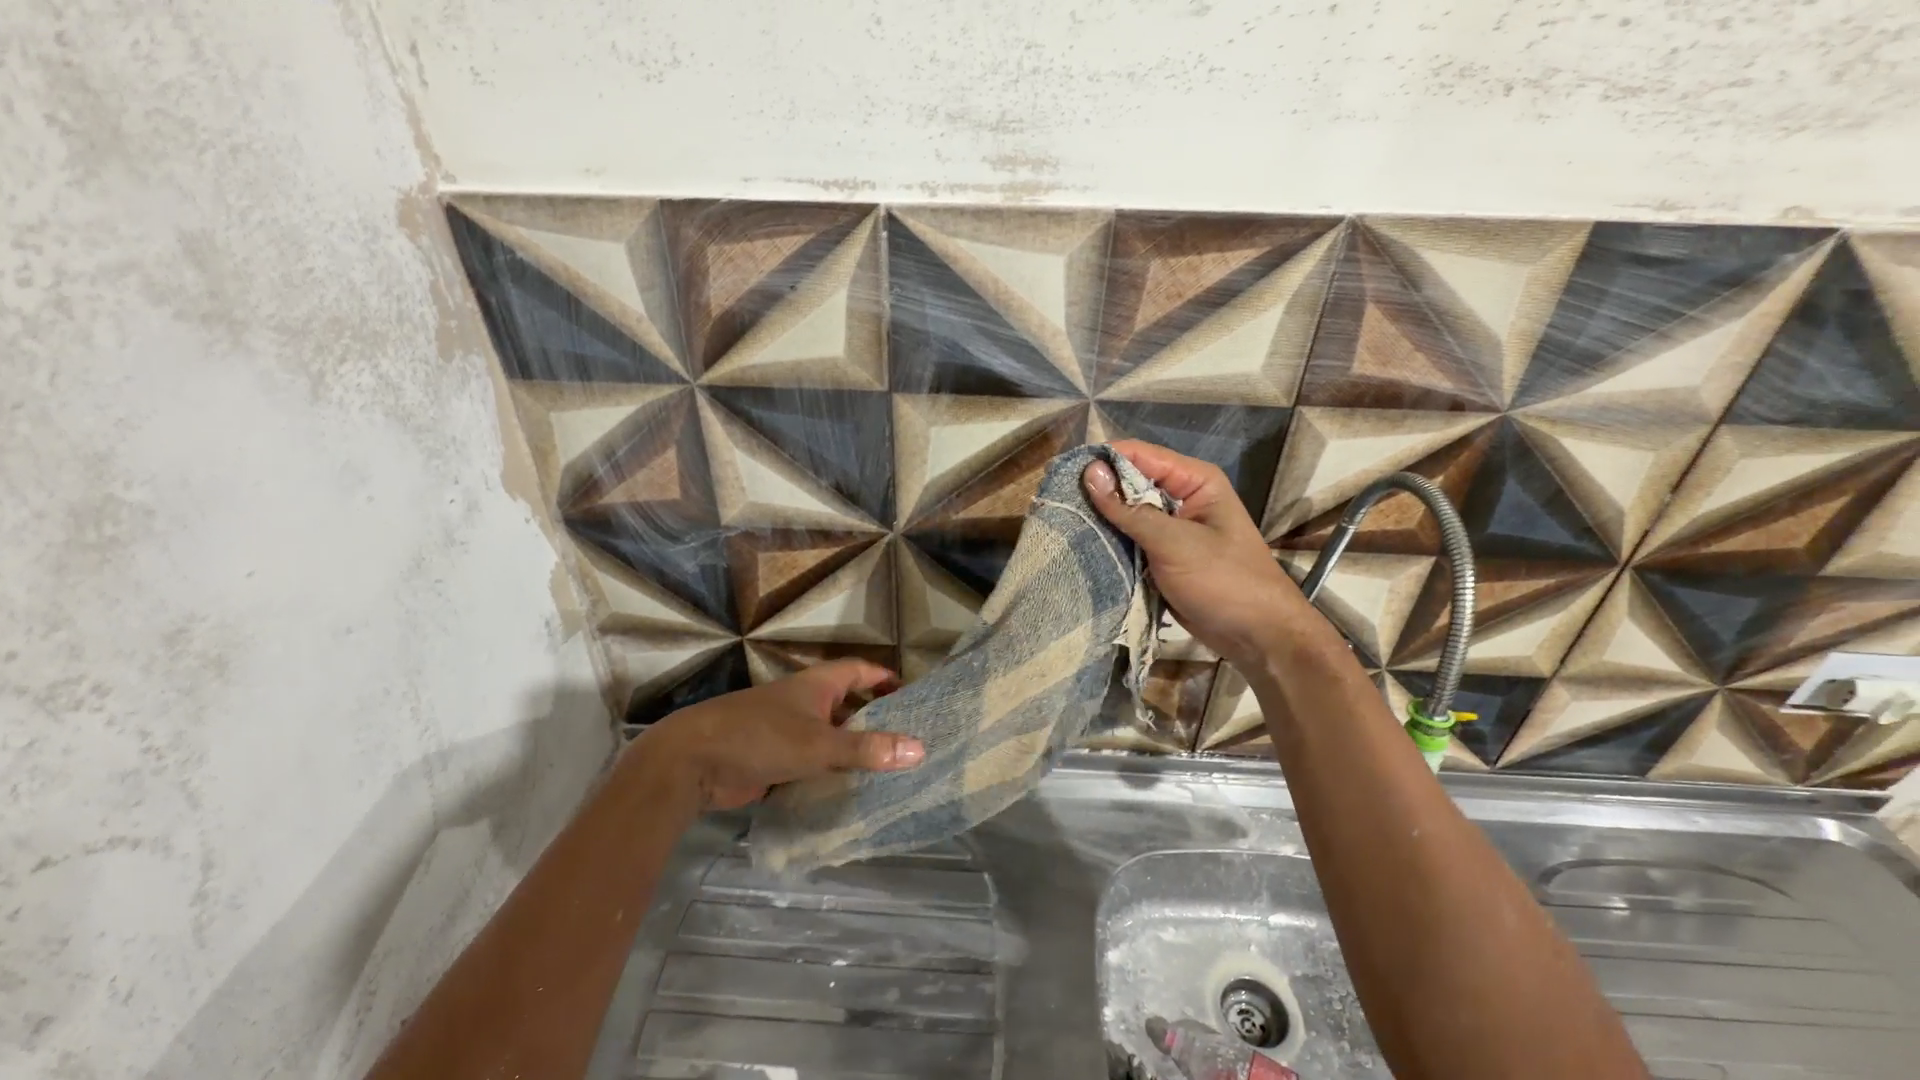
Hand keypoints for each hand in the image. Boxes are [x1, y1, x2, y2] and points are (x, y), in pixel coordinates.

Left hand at [639, 660, 924, 810]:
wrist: (692, 762)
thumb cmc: (759, 738)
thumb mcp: (819, 743)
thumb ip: (867, 748)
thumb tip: (920, 748)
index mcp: (816, 685)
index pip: (859, 671)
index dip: (885, 679)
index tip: (913, 696)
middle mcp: (803, 703)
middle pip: (847, 704)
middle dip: (875, 718)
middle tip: (909, 740)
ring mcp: (786, 732)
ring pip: (829, 737)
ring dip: (852, 749)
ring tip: (889, 770)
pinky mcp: (772, 761)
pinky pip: (811, 763)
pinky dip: (829, 773)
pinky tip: (850, 793)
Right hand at [1083, 440, 1336, 670]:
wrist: (1256, 636)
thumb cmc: (1224, 581)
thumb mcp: (1174, 543)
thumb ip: (1130, 510)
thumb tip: (1089, 472)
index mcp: (1194, 481)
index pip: (1139, 455)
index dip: (1102, 460)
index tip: (1062, 474)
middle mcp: (1182, 497)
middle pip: (1130, 482)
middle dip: (1096, 492)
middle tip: (1055, 502)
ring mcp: (1172, 529)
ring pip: (1126, 514)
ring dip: (1100, 521)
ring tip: (1061, 524)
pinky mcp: (1162, 556)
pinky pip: (1129, 541)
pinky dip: (1110, 544)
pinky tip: (1081, 547)